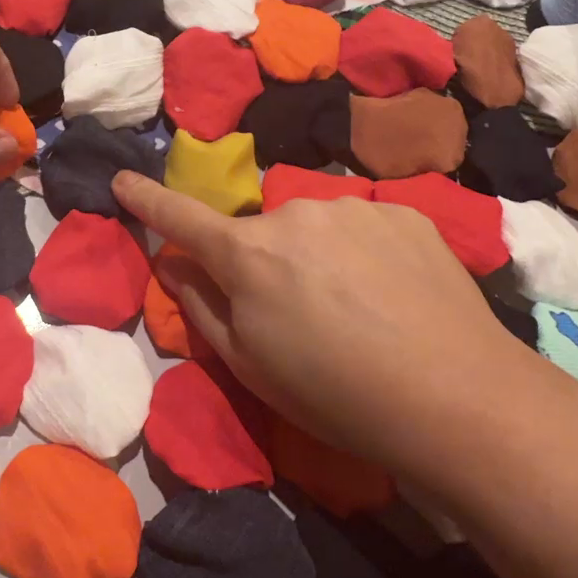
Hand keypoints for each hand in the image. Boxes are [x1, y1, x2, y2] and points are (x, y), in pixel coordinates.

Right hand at [114, 172, 526, 468]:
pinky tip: (395, 295)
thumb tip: (171, 262)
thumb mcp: (248, 365)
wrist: (456, 398)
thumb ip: (201, 304)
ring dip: (318, 255)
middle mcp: (293, 214)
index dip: (146, 198)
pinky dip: (365, 253)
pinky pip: (363, 226)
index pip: (180, 217)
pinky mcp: (404, 212)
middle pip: (260, 231)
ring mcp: (353, 207)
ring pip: (314, 226)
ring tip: (359, 309)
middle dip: (265, 261)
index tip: (121, 179)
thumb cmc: (334, 393)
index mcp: (247, 254)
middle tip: (300, 315)